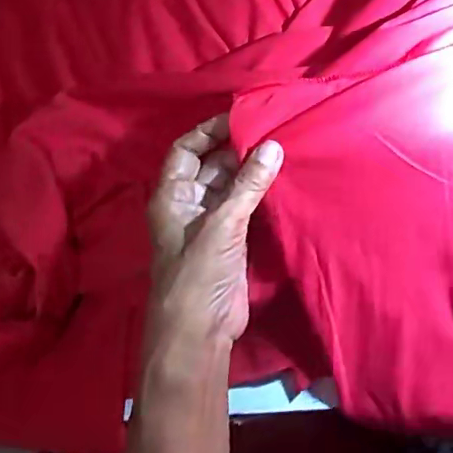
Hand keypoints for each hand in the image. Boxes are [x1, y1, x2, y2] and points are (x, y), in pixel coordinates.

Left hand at [145, 113, 282, 346]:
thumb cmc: (196, 275)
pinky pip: (244, 202)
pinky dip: (259, 189)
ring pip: (230, 183)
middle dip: (236, 147)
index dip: (208, 131)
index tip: (239, 117)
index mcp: (172, 196)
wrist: (199, 334)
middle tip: (269, 128)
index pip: (186, 150)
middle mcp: (189, 203)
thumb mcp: (222, 225)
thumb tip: (273, 145)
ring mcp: (210, 220)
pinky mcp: (230, 236)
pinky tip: (280, 176)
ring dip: (250, 168)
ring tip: (280, 146)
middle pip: (211, 163)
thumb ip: (248, 185)